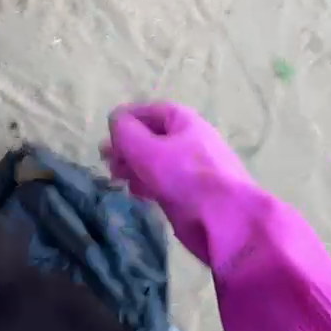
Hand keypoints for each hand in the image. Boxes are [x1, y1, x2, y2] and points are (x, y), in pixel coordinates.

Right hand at [102, 102, 255, 264]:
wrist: (224, 219)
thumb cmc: (184, 176)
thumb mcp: (147, 149)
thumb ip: (125, 132)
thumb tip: (115, 120)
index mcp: (183, 121)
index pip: (149, 111)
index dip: (126, 119)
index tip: (107, 132)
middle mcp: (188, 139)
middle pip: (150, 136)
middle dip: (127, 146)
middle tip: (106, 159)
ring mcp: (190, 167)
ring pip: (154, 160)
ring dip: (133, 166)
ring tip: (115, 176)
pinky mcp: (190, 192)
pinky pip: (162, 181)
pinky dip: (147, 183)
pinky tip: (136, 192)